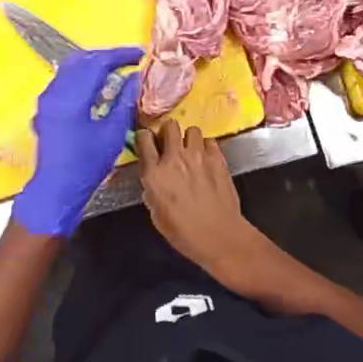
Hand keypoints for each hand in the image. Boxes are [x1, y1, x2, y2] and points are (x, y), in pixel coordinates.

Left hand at [12, 47, 142, 236]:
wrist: (56, 187)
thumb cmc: (87, 165)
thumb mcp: (112, 134)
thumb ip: (124, 102)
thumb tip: (134, 79)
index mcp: (72, 97)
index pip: (97, 62)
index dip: (120, 55)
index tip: (140, 54)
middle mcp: (56, 92)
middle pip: (82, 59)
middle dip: (107, 56)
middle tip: (129, 60)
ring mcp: (47, 99)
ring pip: (71, 68)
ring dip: (94, 64)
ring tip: (116, 70)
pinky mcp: (46, 107)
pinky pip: (65, 80)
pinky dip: (83, 76)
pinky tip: (98, 86)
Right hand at [137, 119, 266, 285]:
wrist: (219, 235)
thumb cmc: (184, 233)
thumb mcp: (156, 214)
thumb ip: (153, 190)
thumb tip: (154, 180)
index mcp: (154, 173)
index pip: (143, 138)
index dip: (145, 138)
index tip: (147, 143)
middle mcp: (174, 158)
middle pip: (169, 125)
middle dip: (168, 132)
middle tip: (170, 144)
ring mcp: (198, 156)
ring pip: (192, 129)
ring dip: (189, 139)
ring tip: (191, 151)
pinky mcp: (218, 159)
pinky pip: (210, 141)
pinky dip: (206, 147)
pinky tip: (207, 159)